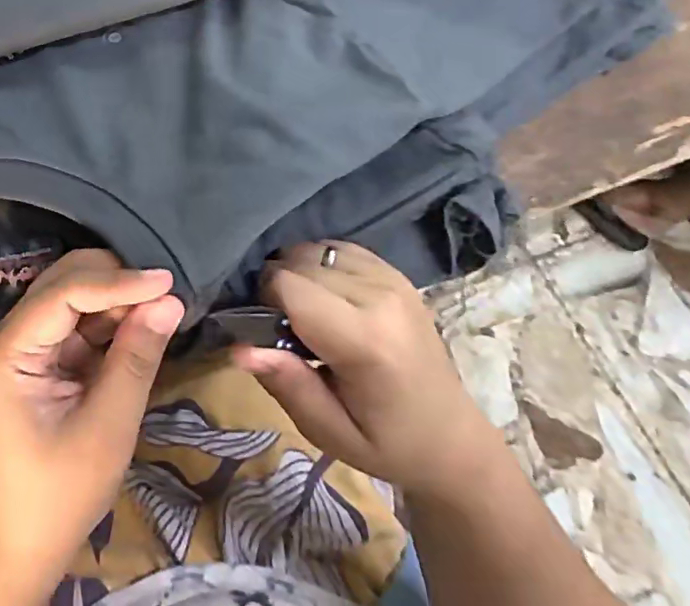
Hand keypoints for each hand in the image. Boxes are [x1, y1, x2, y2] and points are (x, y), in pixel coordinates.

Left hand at [0, 249, 184, 569]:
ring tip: (164, 303)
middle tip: (167, 292)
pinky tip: (148, 317)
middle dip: (117, 279)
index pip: (64, 293)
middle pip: (69, 279)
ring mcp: (35, 339)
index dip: (116, 282)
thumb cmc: (64, 489)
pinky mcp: (55, 351)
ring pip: (81, 290)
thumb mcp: (108, 428)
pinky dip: (120, 313)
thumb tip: (170, 301)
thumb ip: (136, 359)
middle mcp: (18, 332)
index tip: (166, 281)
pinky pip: (89, 315)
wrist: (34, 534)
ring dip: (121, 293)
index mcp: (12, 349)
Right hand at [231, 240, 500, 494]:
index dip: (264, 301)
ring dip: (298, 272)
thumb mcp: (330, 432)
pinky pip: (338, 247)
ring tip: (306, 312)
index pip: (289, 285)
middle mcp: (380, 296)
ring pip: (314, 248)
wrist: (451, 437)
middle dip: (278, 286)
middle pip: (298, 260)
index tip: (267, 331)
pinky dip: (320, 264)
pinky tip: (326, 296)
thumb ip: (287, 384)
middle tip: (285, 328)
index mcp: (365, 340)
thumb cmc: (386, 443)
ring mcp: (392, 278)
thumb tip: (238, 348)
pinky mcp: (395, 272)